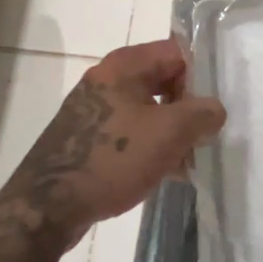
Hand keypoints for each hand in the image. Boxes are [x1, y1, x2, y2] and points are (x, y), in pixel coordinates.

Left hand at [0, 39, 226, 242]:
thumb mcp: (170, 133)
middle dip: (188, 107)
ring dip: (171, 131)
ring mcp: (93, 110)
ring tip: (188, 160)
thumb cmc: (112, 158)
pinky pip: (129, 132)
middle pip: (163, 81)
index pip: (177, 52)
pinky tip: (164, 172)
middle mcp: (107, 79)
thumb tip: (214, 111)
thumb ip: (202, 114)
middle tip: (206, 134)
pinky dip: (149, 146)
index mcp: (125, 65)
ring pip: (147, 110)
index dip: (202, 75)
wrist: (44, 209)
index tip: (217, 102)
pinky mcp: (85, 139)